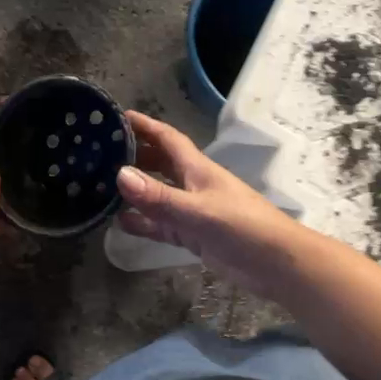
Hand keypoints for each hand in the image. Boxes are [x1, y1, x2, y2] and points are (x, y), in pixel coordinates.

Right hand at [114, 112, 309, 296]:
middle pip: (160, 163)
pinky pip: (163, 224)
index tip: (118, 116)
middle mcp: (193, 184)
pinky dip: (144, 222)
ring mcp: (194, 211)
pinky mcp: (195, 236)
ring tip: (103, 186)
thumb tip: (120, 174)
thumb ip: (159, 197)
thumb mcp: (197, 211)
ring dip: (136, 190)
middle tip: (102, 152)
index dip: (145, 126)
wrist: (277, 264)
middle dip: (135, 154)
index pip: (167, 138)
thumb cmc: (242, 227)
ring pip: (159, 194)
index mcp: (197, 168)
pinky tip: (122, 223)